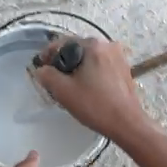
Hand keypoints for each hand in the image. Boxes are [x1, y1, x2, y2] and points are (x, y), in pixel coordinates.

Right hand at [32, 36, 152, 141]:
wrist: (126, 123)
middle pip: (76, 49)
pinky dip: (89, 72)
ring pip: (89, 57)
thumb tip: (41, 69)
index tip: (40, 67)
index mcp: (93, 45)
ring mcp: (118, 56)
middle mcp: (108, 45)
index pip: (62, 43)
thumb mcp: (63, 91)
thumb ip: (46, 75)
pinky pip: (100, 65)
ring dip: (76, 67)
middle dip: (63, 62)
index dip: (47, 54)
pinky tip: (85, 87)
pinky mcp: (123, 68)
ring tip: (68, 85)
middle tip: (53, 78)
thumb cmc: (95, 105)